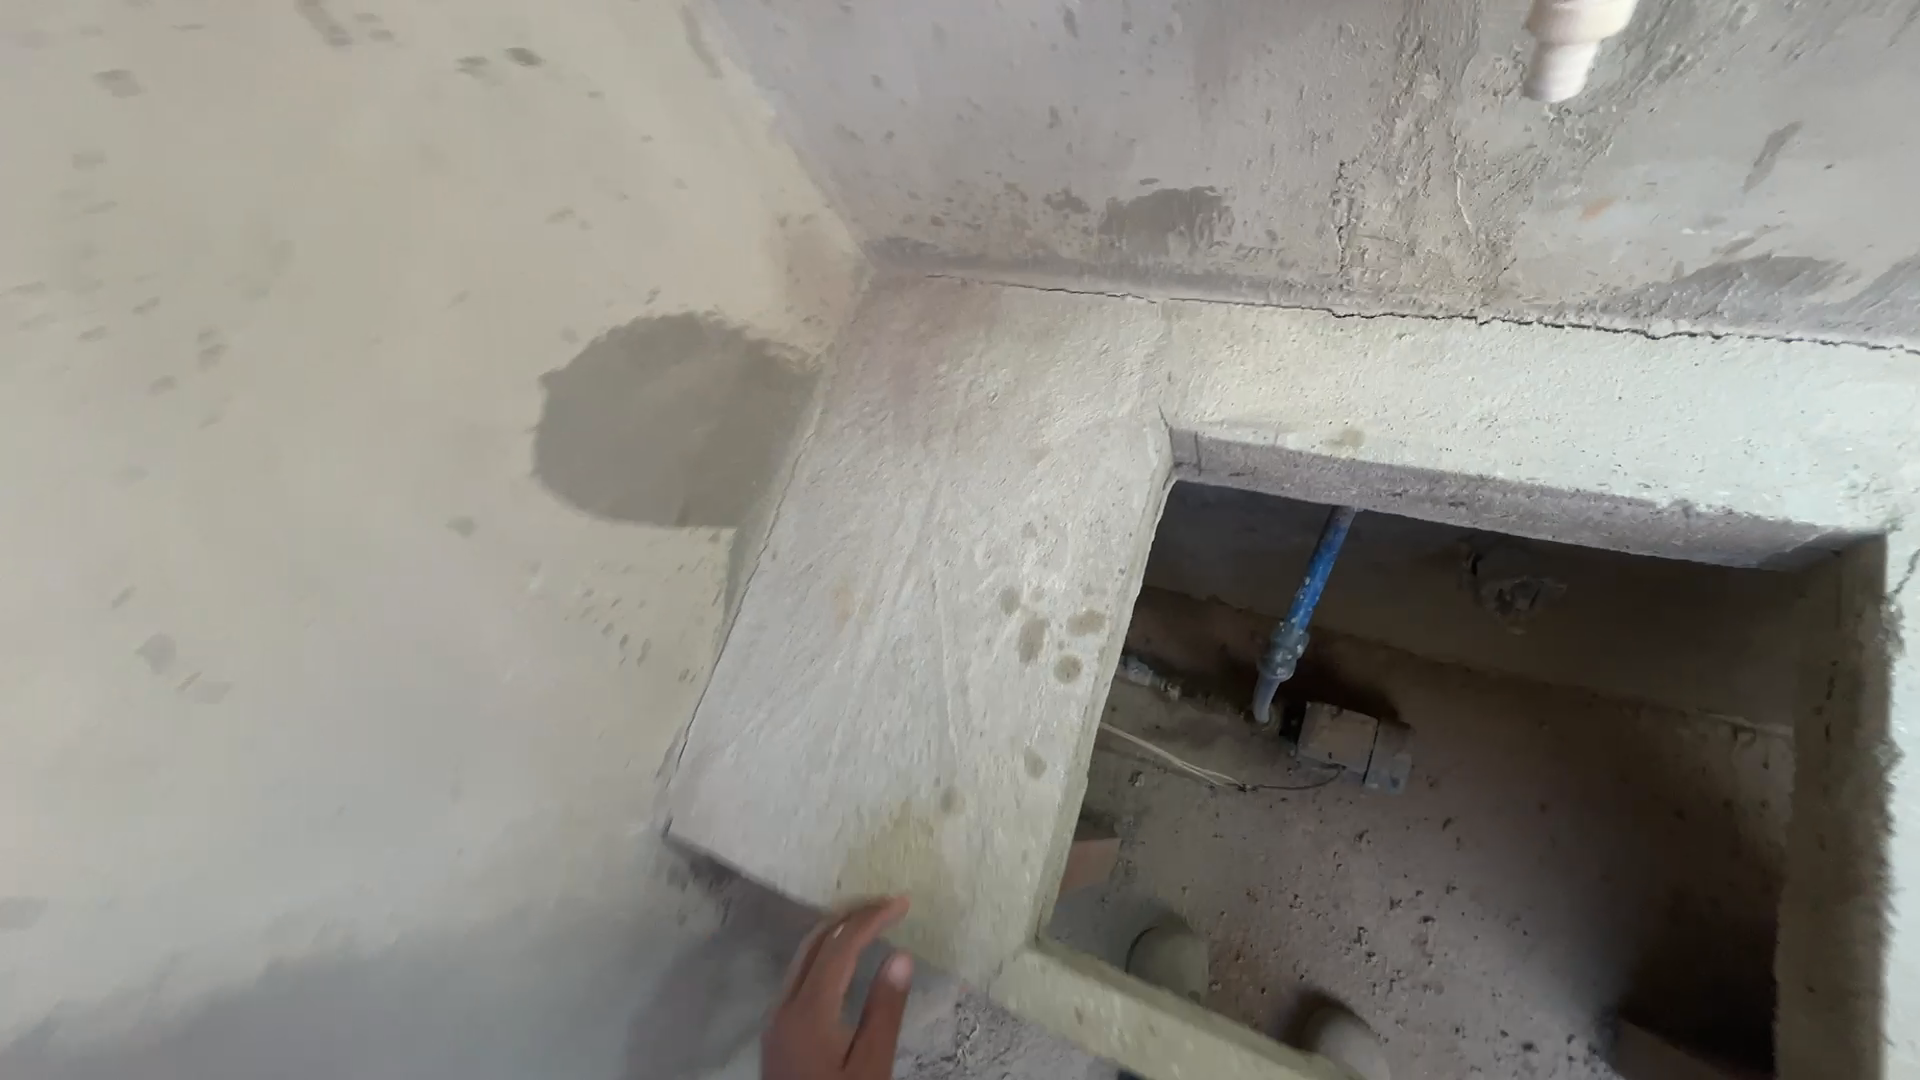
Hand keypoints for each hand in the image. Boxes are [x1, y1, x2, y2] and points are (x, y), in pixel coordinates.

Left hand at [763, 897, 914, 1079]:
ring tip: (874, 922)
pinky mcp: (778, 1031)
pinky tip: (848, 959)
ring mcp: (777, 1018)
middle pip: (816, 940)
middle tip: (890, 906)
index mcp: (807, 1010)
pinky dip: (827, 952)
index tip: (904, 904)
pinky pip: (801, 972)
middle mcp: (784, 1005)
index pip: (841, 945)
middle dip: (853, 915)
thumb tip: (900, 955)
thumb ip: (884, 1011)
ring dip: (838, 931)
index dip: (872, 917)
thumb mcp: (871, 1069)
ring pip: (804, 954)